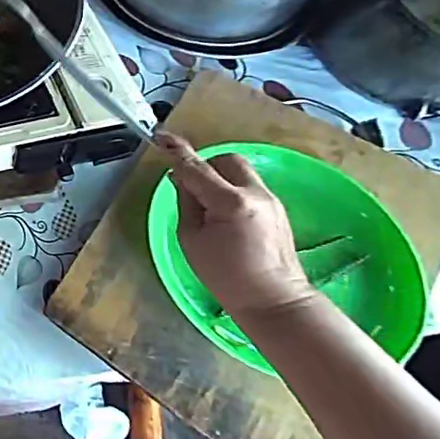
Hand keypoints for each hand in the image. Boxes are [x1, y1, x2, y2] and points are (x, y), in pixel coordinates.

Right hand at [157, 133, 310, 317]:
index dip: (176, 151)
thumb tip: (181, 179)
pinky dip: (233, 190)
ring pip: (240, 171)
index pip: (196, 168)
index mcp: (230, 203)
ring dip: (221, 178)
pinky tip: (227, 217)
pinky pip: (249, 186)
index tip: (161, 136)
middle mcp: (255, 194)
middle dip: (206, 166)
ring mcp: (271, 200)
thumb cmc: (226, 277)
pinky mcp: (278, 208)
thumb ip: (186, 202)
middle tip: (193, 189)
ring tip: (210, 207)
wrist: (274, 302)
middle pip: (225, 159)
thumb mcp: (191, 239)